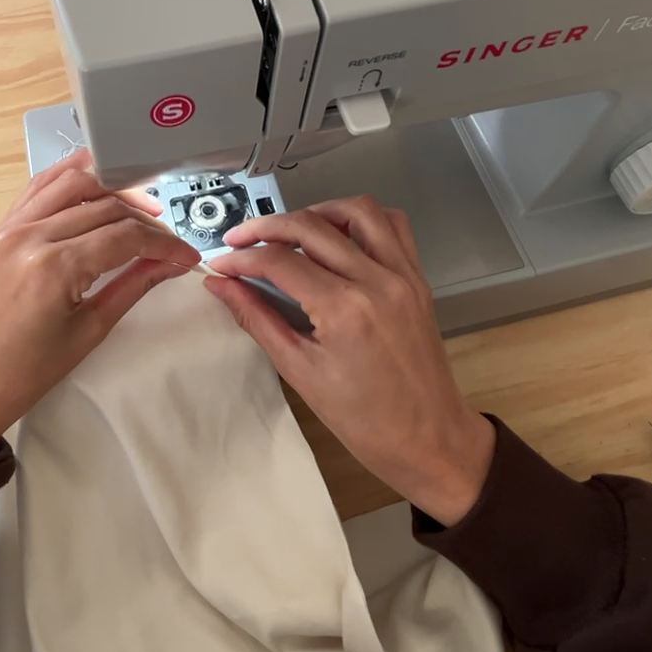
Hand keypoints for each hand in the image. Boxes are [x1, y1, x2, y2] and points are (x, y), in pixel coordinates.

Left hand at [0, 148, 200, 460]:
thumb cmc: (23, 375)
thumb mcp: (88, 332)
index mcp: (54, 267)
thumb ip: (133, 286)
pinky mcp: (0, 229)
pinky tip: (96, 185)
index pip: (126, 236)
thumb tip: (170, 263)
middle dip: (146, 220)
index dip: (164, 243)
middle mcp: (31, 235)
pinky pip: (39, 188)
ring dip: (112, 187)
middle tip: (168, 241)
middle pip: (104, 206)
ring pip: (72, 181)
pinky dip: (71, 179)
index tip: (186, 256)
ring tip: (141, 206)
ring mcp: (11, 227)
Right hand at [203, 197, 494, 524]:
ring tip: (289, 231)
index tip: (221, 265)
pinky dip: (361, 219)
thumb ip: (257, 319)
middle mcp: (376, 280)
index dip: (241, 258)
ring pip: (357, 210)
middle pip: (310, 226)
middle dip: (265, 227)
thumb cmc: (363, 420)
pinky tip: (338, 236)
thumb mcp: (299, 372)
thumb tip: (220, 286)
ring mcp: (402, 274)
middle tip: (239, 242)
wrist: (431, 441)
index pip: (279, 261)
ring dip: (316, 211)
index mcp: (344, 309)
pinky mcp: (417, 277)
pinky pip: (392, 225)